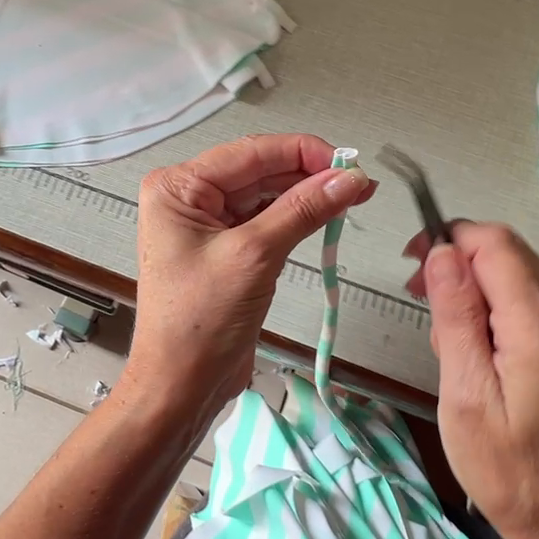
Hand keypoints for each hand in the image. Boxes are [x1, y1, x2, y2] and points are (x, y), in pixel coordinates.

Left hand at [120, 135, 375, 430]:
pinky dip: (296, 218)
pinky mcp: (225, 250)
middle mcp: (188, 198)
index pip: (250, 152)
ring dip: (307, 195)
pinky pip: (265, 221)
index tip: (350, 162)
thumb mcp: (254, 256)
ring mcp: (206, 224)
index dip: (303, 152)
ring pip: (265, 195)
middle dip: (309, 174)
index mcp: (178, 187)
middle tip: (360, 183)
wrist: (180, 386)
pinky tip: (328, 215)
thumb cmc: (200, 322)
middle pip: (259, 170)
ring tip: (354, 196)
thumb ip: (303, 210)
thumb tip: (349, 177)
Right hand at [404, 221, 538, 538]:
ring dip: (471, 280)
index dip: (449, 239)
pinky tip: (472, 338)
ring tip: (445, 332)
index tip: (411, 264)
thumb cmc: (498, 464)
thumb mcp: (464, 392)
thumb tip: (441, 252)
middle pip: (509, 249)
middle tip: (417, 296)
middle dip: (457, 258)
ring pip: (516, 268)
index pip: (496, 246)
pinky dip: (491, 299)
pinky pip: (526, 293)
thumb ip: (456, 316)